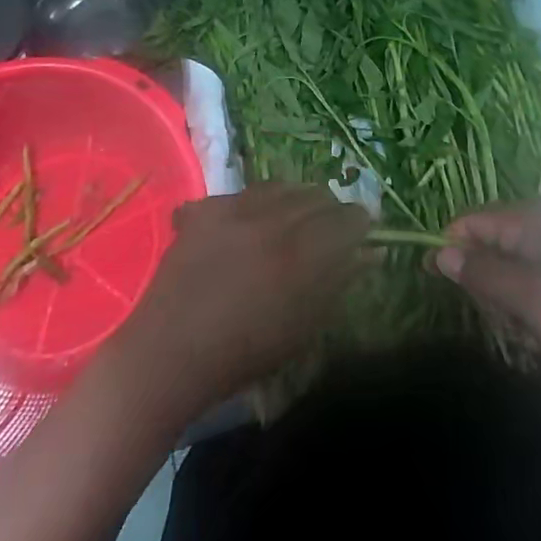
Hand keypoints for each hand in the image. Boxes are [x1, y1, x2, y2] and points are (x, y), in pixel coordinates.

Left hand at [103, 184, 367, 416]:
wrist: (172, 353)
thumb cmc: (246, 352)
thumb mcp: (305, 324)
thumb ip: (338, 282)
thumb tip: (368, 254)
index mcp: (302, 251)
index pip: (346, 218)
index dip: (358, 223)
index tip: (361, 232)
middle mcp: (270, 219)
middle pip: (314, 195)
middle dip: (328, 209)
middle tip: (327, 229)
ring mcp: (232, 210)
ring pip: (277, 187)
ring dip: (292, 199)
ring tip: (288, 219)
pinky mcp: (202, 211)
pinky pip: (236, 194)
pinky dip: (247, 206)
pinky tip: (243, 225)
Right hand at [436, 202, 540, 401]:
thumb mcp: (534, 301)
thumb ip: (484, 273)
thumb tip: (439, 251)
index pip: (474, 221)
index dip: (453, 251)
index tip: (445, 290)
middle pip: (497, 245)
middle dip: (491, 286)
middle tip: (508, 323)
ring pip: (521, 270)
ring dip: (517, 305)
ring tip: (538, 336)